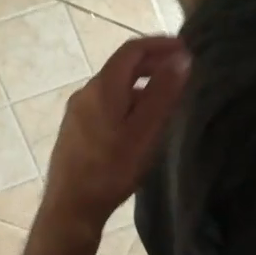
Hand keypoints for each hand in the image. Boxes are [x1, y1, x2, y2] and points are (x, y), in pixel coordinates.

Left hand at [41, 37, 188, 229]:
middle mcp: (85, 93)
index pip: (132, 50)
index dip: (159, 43)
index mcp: (102, 87)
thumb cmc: (113, 168)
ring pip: (113, 85)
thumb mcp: (147, 129)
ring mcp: (76, 112)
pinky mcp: (74, 130)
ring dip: (141, 81)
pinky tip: (139, 119)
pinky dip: (127, 97)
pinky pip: (105, 101)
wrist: (70, 210)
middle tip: (179, 69)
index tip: (184, 47)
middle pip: (121, 65)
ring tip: (165, 95)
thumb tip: (182, 57)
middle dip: (152, 61)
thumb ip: (164, 91)